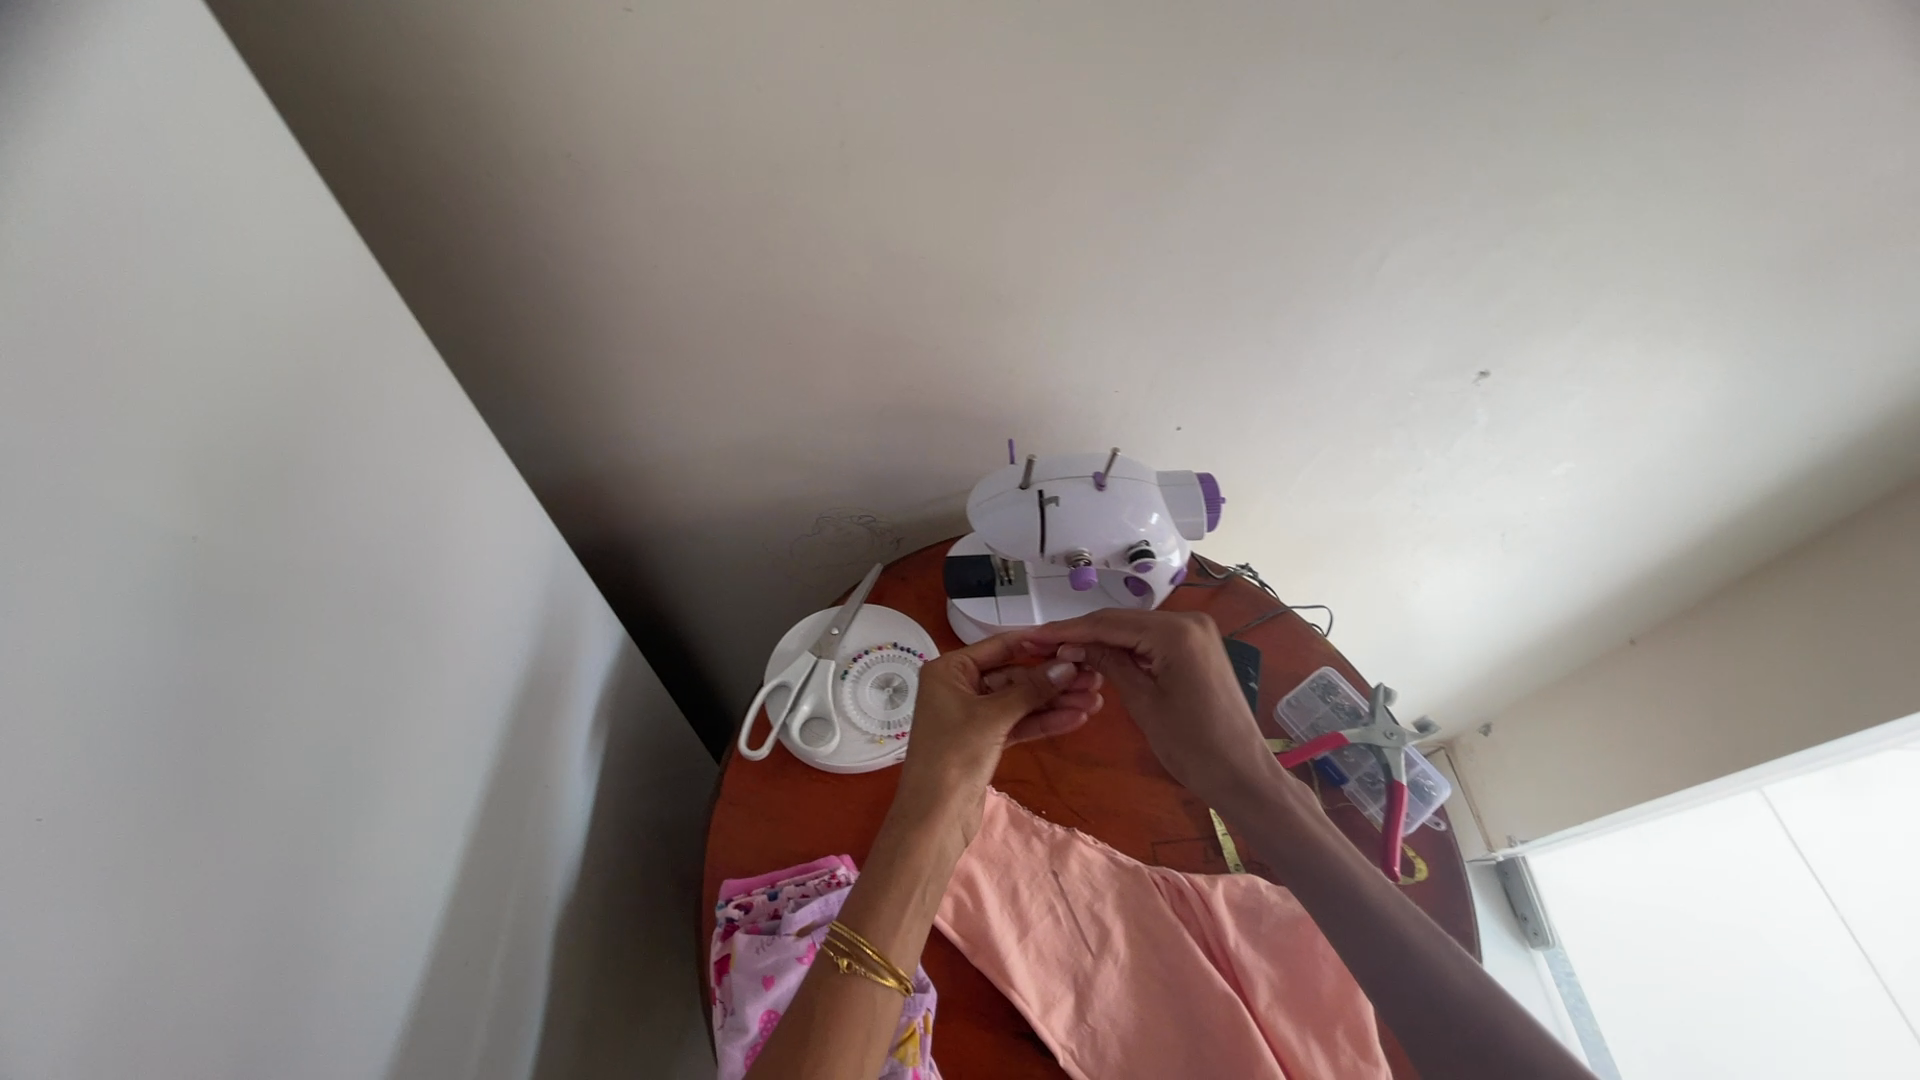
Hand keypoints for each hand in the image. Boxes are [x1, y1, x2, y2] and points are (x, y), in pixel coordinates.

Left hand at [894, 633, 1102, 840]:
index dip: (1037, 645)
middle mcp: (959, 687)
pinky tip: (1076, 719)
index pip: (1000, 647)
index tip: (1072, 644)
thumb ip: (1032, 690)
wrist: (934, 818)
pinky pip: (1018, 724)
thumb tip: (1068, 666)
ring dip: (1054, 702)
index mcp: (949, 670)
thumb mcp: (993, 717)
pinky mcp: (985, 741)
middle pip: (1014, 675)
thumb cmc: (953, 756)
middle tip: (1093, 679)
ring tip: (1095, 700)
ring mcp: (973, 715)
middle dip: (1053, 680)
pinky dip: (1044, 722)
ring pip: (1020, 702)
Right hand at [1020, 609, 1300, 813]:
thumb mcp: (1143, 703)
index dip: (1068, 630)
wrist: (1243, 774)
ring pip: (1134, 629)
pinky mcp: (1197, 646)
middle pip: (1121, 621)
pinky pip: (1152, 640)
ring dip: (1101, 640)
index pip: (1109, 624)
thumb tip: (1070, 646)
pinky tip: (1097, 656)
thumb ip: (1108, 664)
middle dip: (1082, 633)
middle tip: (1041, 643)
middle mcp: (1188, 620)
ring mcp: (1196, 632)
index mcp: (1176, 632)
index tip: (1034, 636)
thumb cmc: (1193, 746)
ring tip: (1061, 650)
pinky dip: (1124, 648)